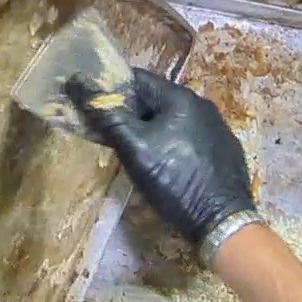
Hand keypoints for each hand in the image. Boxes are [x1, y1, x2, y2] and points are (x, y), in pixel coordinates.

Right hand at [67, 68, 256, 257]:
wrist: (221, 222)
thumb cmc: (172, 180)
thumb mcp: (133, 147)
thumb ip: (105, 115)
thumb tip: (76, 82)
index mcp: (180, 97)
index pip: (137, 78)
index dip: (112, 89)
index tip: (96, 106)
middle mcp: (201, 104)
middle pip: (155, 98)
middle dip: (131, 112)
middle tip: (112, 132)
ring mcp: (217, 126)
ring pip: (173, 118)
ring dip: (152, 128)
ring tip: (136, 149)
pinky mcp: (225, 148)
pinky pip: (190, 135)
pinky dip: (173, 141)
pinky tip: (166, 162)